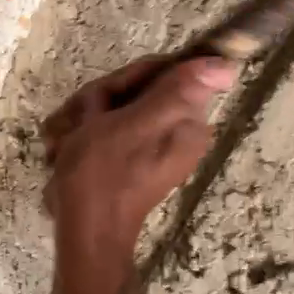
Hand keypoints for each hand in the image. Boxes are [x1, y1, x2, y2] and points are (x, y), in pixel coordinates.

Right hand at [42, 57, 236, 249]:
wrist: (84, 227)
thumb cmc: (103, 175)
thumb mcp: (135, 125)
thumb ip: (175, 92)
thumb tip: (228, 66)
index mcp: (186, 121)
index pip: (158, 72)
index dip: (120, 81)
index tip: (99, 102)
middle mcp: (172, 130)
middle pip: (129, 89)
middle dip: (94, 104)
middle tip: (80, 127)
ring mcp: (147, 144)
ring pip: (106, 108)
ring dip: (79, 122)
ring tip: (66, 145)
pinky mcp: (124, 156)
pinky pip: (99, 129)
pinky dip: (77, 137)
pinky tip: (65, 153)